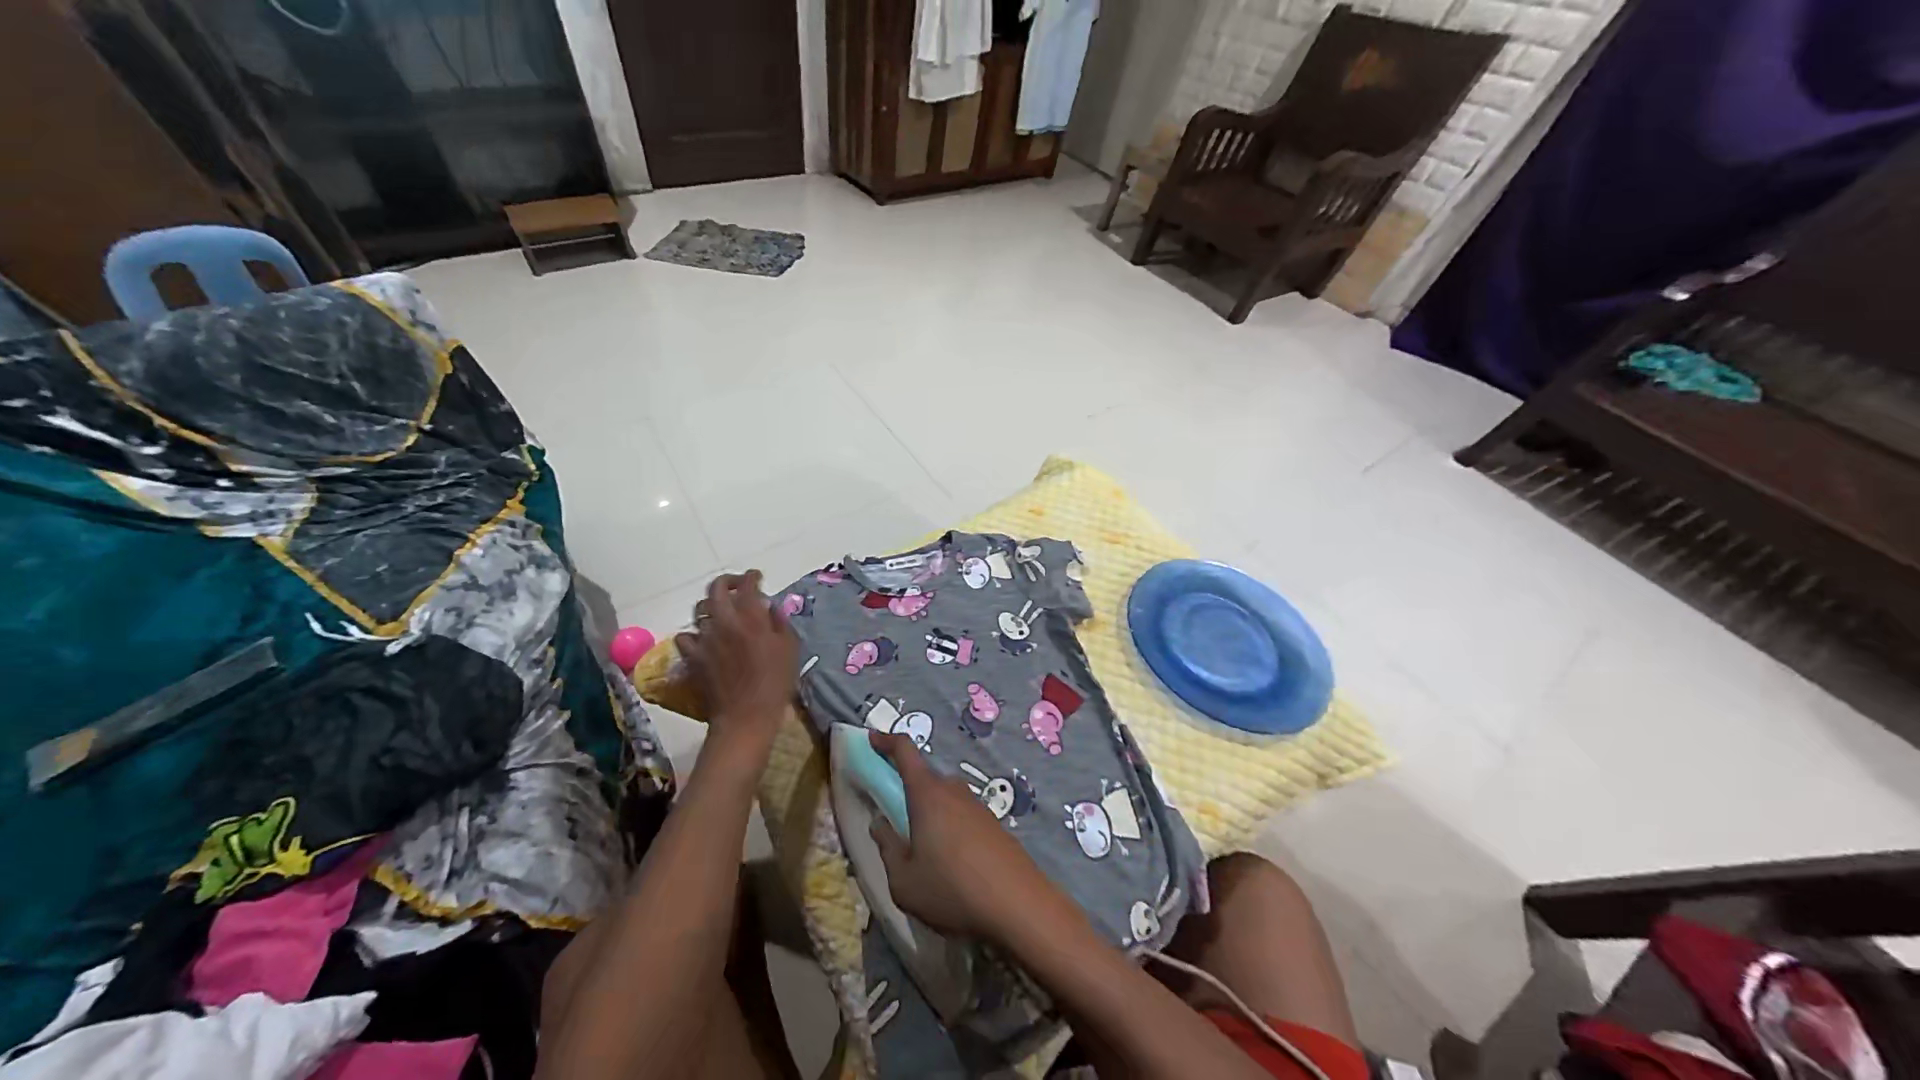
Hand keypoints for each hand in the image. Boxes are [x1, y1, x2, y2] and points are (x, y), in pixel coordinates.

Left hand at [675, 571, 797, 745]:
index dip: (752, 577)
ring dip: (712, 607)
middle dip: (727, 582)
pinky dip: (695, 634)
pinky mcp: (693, 656)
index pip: (748, 585)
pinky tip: (704, 640)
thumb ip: (780, 623)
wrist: (746, 715)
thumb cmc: (775, 682)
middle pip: (716, 589)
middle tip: (737, 586)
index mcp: (751, 617)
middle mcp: (725, 621)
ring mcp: (705, 638)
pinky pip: (686, 636)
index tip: (757, 577)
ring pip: (700, 610)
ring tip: (721, 613)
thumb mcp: (790, 649)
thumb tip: (770, 608)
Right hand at [867, 732, 1076, 944]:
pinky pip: (963, 815)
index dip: (886, 740)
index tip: (872, 738)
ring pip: (945, 798)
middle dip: (908, 788)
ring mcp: (978, 806)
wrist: (1019, 906)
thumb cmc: (951, 889)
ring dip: (931, 811)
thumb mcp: (904, 880)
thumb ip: (887, 847)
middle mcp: (954, 790)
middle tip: (894, 814)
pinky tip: (951, 861)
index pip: (905, 751)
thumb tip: (879, 823)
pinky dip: (950, 826)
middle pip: (926, 777)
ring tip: (923, 848)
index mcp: (927, 794)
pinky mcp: (995, 825)